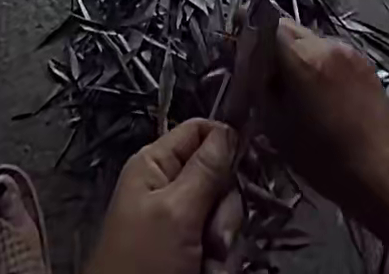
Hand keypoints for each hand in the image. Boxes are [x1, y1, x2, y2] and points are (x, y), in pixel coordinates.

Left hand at [85, 118, 240, 273]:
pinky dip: (220, 265)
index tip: (245, 163)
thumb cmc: (143, 265)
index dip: (225, 141)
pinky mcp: (191, 255)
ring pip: (225, 216)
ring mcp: (181, 225)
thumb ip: (206, 169)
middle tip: (215, 238)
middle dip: (224, 209)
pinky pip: (222, 249)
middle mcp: (170, 189)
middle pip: (219, 177)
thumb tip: (229, 128)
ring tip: (208, 265)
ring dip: (224, 243)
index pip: (199, 130)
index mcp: (156, 165)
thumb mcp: (175, 212)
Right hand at [260, 18, 388, 212]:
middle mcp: (325, 45)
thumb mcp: (277, 126)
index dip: (252, 31)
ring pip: (309, 38)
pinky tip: (320, 88)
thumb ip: (260, 88)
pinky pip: (329, 50)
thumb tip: (249, 66)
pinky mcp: (362, 59)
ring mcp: (347, 50)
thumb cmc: (324, 159)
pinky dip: (317, 61)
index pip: (268, 25)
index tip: (241, 41)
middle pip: (288, 27)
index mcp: (302, 60)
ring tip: (295, 82)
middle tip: (265, 68)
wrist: (381, 172)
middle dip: (272, 42)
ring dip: (296, 52)